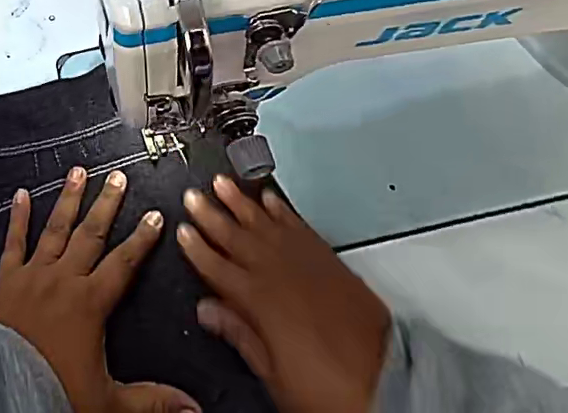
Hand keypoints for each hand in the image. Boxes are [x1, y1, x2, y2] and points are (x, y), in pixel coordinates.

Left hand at [0, 166, 199, 412]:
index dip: (142, 239)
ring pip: (56, 228)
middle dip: (107, 203)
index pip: (124, 263)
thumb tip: (193, 409)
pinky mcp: (6, 281)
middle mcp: (63, 279)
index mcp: (90, 302)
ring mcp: (34, 275)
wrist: (2, 393)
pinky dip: (17, 218)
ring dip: (69, 199)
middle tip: (117, 177)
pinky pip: (13, 243)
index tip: (155, 215)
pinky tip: (20, 195)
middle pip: (91, 233)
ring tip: (78, 172)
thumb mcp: (109, 402)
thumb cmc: (54, 394)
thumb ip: (152, 400)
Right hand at [177, 175, 391, 412]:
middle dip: (209, 214)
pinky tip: (268, 197)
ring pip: (260, 220)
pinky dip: (279, 207)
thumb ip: (239, 334)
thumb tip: (210, 312)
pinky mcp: (323, 253)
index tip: (182, 231)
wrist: (385, 377)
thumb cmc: (330, 385)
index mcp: (257, 300)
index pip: (215, 266)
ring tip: (222, 182)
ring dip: (239, 200)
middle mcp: (275, 270)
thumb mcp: (274, 373)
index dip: (196, 248)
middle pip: (232, 235)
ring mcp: (299, 257)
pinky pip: (294, 222)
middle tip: (192, 196)